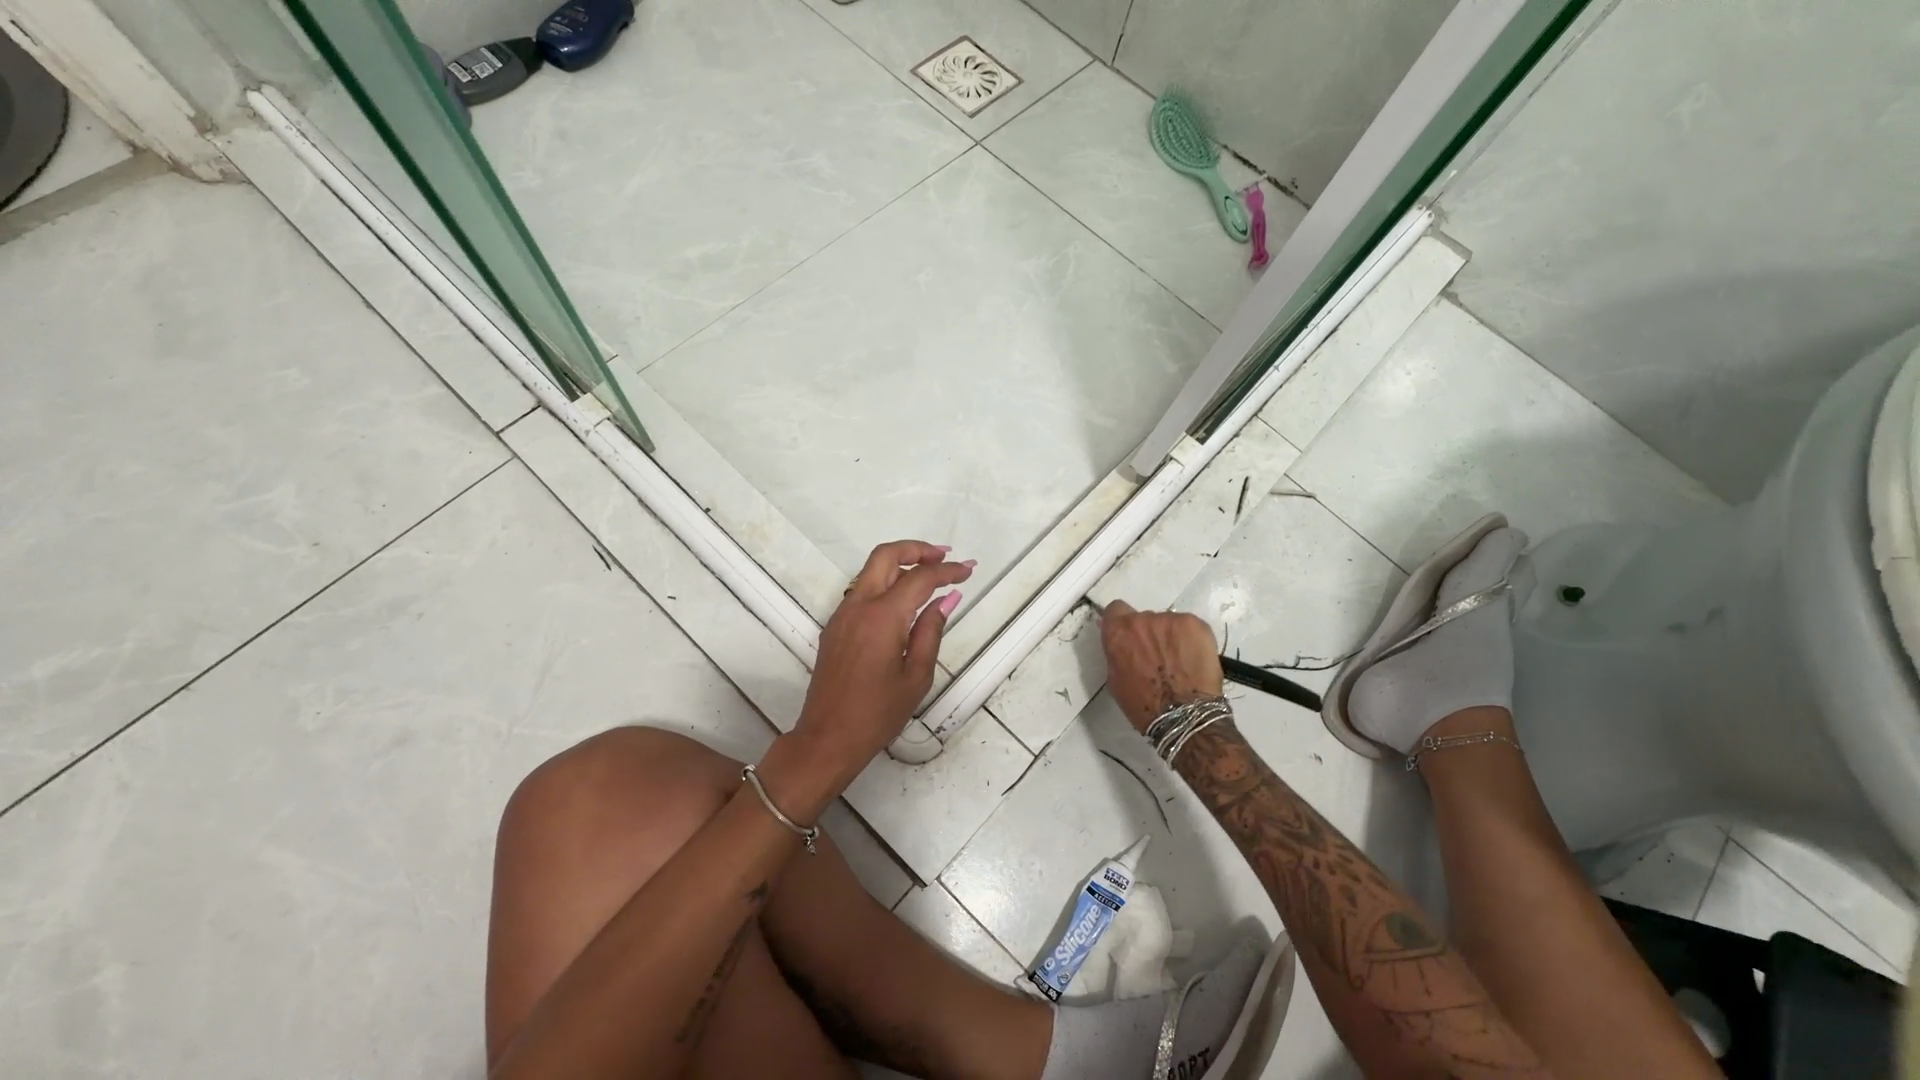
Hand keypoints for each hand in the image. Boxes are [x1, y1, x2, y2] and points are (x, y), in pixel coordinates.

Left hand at [789, 540, 972, 787]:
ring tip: (929, 574)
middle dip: (917, 550)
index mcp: (882, 618)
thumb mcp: (916, 676)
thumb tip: (946, 599)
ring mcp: (842, 615)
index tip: (969, 570)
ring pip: (871, 570)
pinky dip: (885, 583)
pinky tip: (904, 601)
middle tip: (945, 557)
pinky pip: (861, 591)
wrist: (828, 737)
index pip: (919, 579)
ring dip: (900, 564)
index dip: (947, 570)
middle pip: (886, 556)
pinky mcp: (834, 627)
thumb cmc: (877, 714)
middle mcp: (858, 606)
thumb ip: (931, 631)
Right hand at [1099, 600, 1222, 732]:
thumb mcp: (1115, 679)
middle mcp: (1143, 619)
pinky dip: (1190, 640)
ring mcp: (1171, 620)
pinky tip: (1193, 660)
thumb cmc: (1144, 705)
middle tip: (1157, 658)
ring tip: (1179, 662)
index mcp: (1119, 632)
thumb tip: (1120, 642)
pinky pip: (1189, 627)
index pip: (1116, 610)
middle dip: (1148, 634)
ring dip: (1170, 637)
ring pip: (1168, 623)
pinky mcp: (1196, 624)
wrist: (1185, 717)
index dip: (1121, 622)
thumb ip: (1116, 653)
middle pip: (1144, 618)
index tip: (1129, 638)